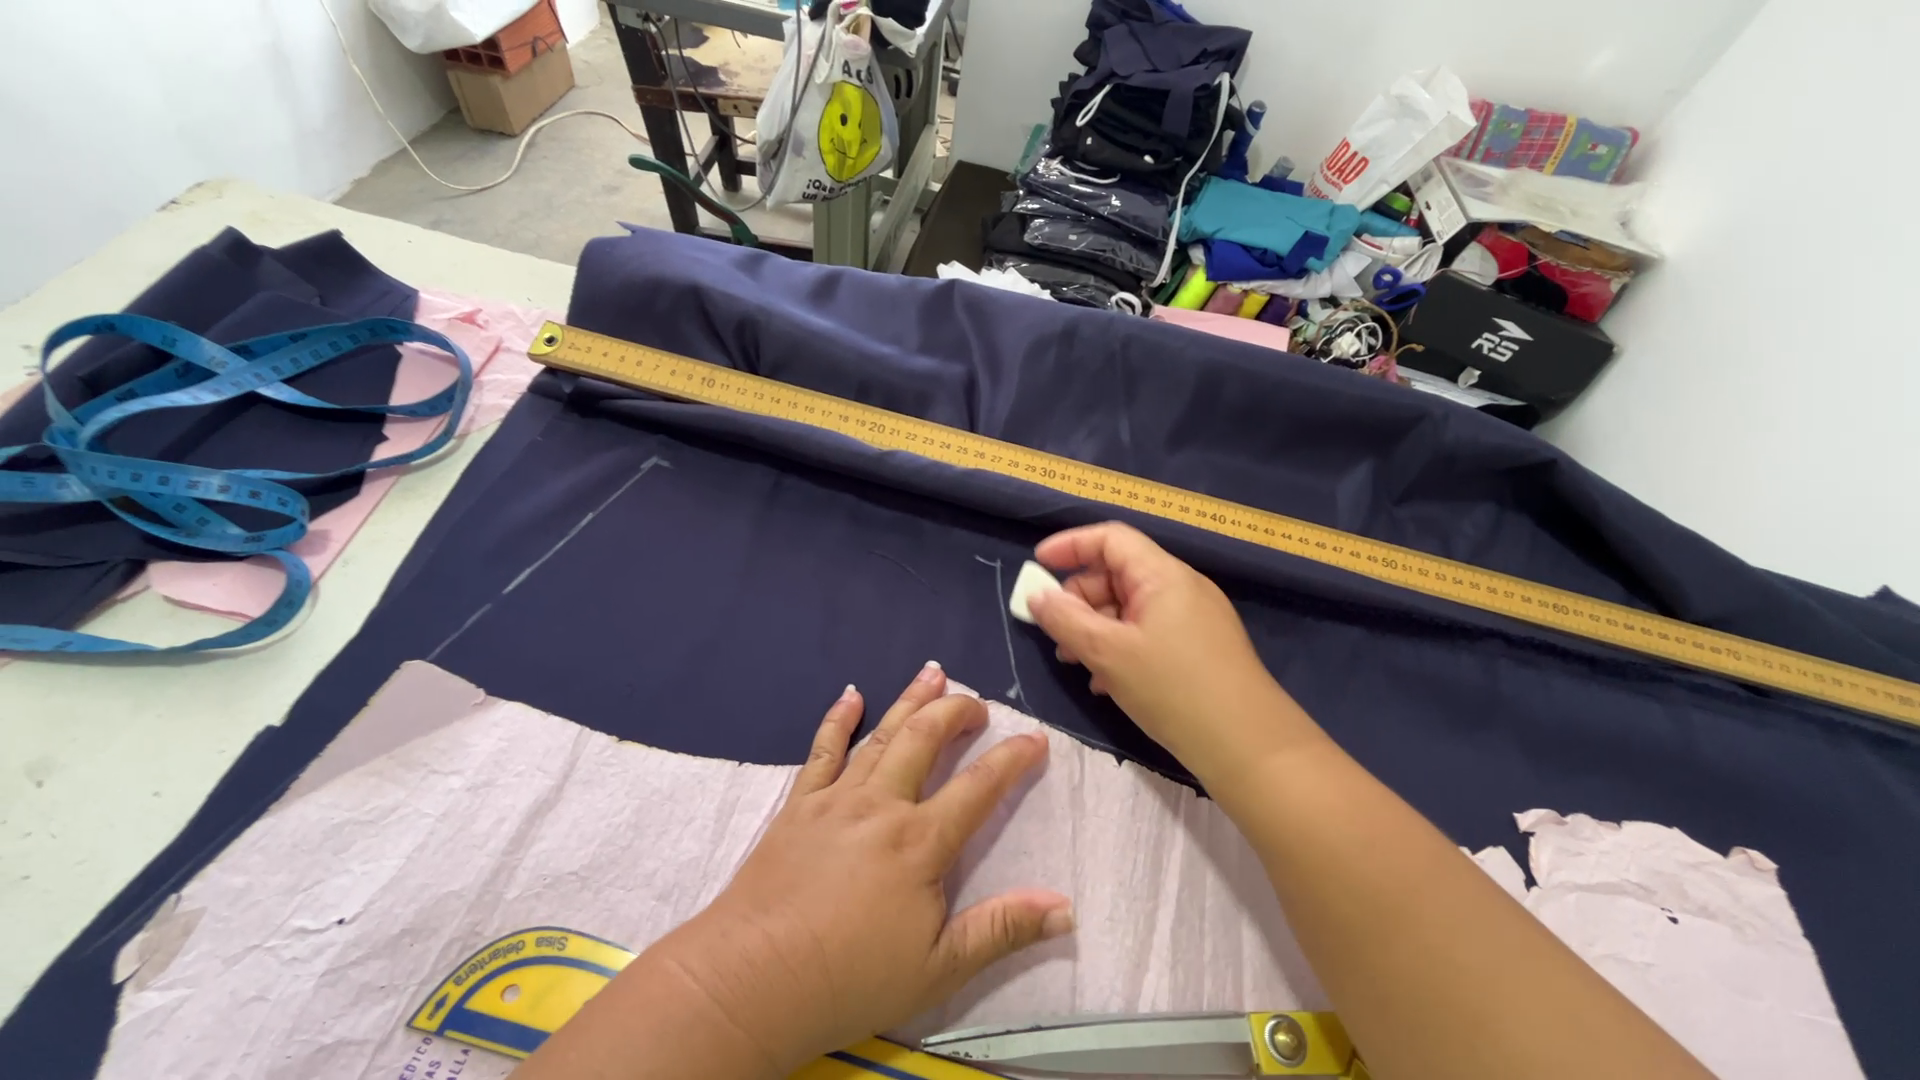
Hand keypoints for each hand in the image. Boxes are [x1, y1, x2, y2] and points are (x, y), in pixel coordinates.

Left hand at [646, 665, 1073, 1073]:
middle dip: (957, 712)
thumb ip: (1003, 929)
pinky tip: (851, 694)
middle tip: (979, 703)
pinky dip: (838, 719)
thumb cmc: (850, 978)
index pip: (978, 787)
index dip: (1012, 759)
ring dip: (909, 700)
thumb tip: (1067, 907)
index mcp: (920, 843)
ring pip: (881, 735)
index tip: (1035, 738)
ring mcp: (835, 799)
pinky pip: (822, 750)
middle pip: (925, 740)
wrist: (753, 979)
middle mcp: (881, 805)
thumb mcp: (939, 968)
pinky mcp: (798, 805)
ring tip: (933, 672)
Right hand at [1025, 523, 1325, 783]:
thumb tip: (1037, 595)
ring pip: (1130, 608)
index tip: (1037, 565)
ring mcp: (1194, 618)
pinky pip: (1149, 632)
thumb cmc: (1173, 689)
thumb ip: (1066, 620)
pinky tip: (1105, 683)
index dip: (1070, 545)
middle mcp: (1181, 587)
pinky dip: (1120, 647)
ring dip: (1095, 629)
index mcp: (1163, 575)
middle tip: (1055, 635)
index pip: (1111, 538)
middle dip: (1079, 599)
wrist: (1247, 745)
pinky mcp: (1199, 649)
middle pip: (1118, 574)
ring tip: (1075, 664)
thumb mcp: (1108, 653)